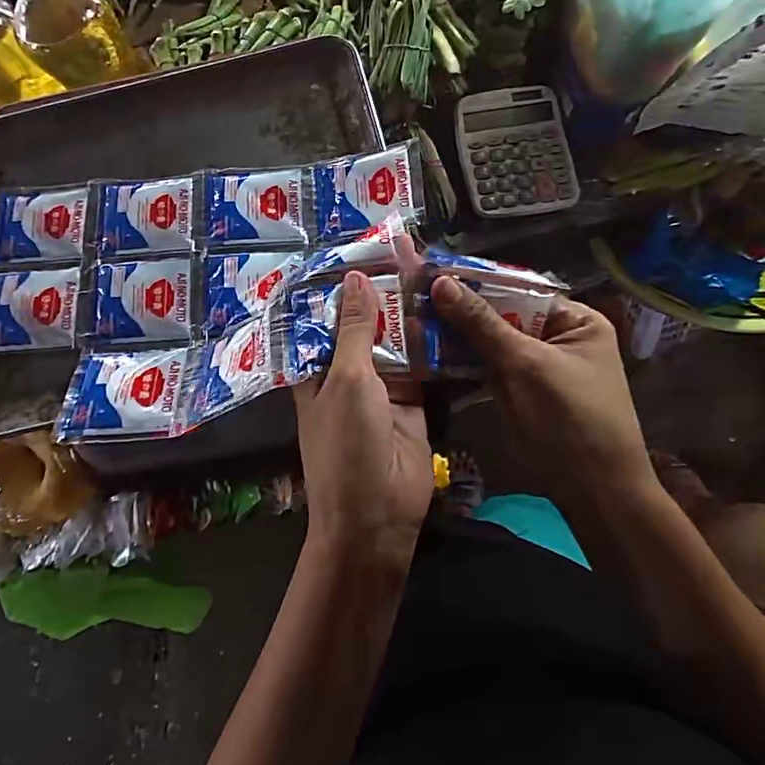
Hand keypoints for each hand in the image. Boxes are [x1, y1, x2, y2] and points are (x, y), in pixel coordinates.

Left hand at [292, 271, 432, 565]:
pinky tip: (447, 310)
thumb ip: (356, 331)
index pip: (325, 319)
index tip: (360, 248)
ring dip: (408, 314)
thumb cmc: (347, 445)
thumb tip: (355, 278)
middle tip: (406, 249)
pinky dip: (431, 343)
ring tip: (430, 268)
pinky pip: (421, 365)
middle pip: (364, 326)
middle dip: (381, 294)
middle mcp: (348, 374)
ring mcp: (383, 388)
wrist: (378, 515)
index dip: (340, 287)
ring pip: (395, 342)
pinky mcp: (414, 402)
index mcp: (317, 369)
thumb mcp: (347, 380)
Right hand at [430, 276, 652, 508]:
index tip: (433, 273)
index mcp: (575, 320)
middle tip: (413, 296)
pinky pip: (484, 366)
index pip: (519, 291)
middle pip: (501, 314)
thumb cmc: (571, 417)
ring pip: (488, 342)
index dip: (477, 283)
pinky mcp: (516, 390)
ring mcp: (533, 365)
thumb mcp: (526, 363)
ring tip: (411, 318)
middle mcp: (555, 337)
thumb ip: (482, 323)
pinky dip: (460, 360)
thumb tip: (442, 283)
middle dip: (461, 310)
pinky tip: (425, 350)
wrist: (592, 491)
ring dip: (455, 335)